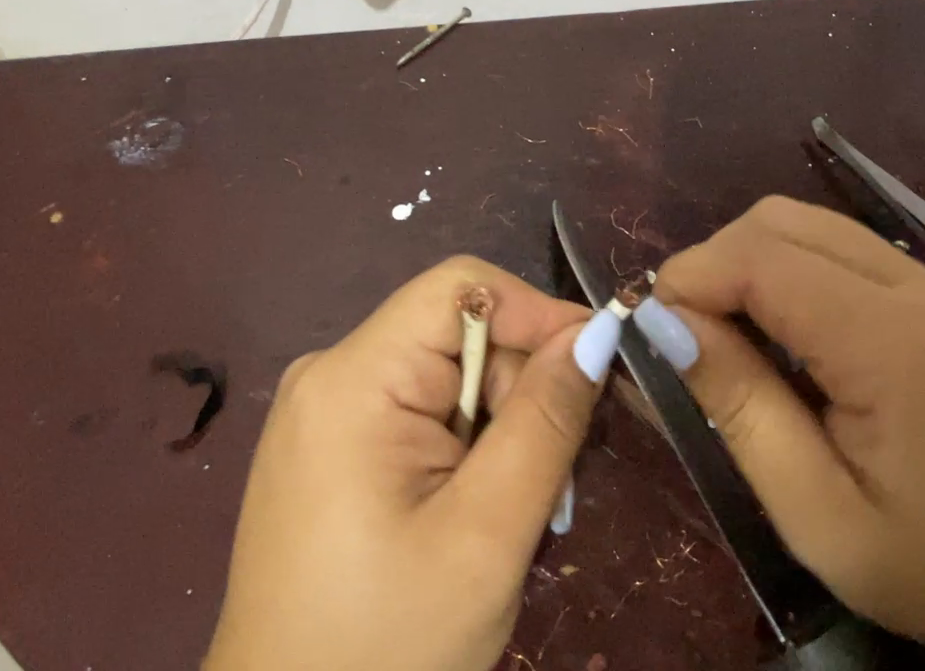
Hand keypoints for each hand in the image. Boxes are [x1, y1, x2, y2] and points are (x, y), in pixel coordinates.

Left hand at [204, 257, 618, 670]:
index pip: (463, 288)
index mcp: (353, 378)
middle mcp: (331, 374)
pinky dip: (465, 449)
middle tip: (553, 481)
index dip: (538, 314)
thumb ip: (544, 422)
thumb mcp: (486, 534)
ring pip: (447, 377)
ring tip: (510, 512)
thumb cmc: (385, 644)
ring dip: (498, 429)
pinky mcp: (331, 447)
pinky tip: (469, 512)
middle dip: (518, 391)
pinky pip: (420, 412)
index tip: (599, 370)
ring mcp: (325, 412)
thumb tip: (597, 330)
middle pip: (457, 335)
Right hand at [645, 197, 924, 663]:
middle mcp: (922, 288)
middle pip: (781, 222)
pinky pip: (840, 247)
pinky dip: (787, 270)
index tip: (653, 331)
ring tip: (728, 334)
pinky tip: (782, 332)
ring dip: (748, 262)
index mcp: (896, 346)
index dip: (691, 278)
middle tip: (688, 337)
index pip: (764, 260)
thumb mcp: (818, 515)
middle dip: (714, 263)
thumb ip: (741, 409)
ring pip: (807, 223)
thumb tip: (667, 326)